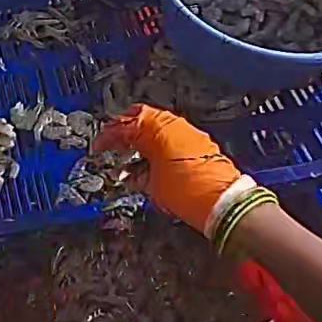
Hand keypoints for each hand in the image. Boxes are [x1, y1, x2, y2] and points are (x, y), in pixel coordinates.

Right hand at [92, 104, 241, 231]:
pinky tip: (151, 162)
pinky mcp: (199, 143)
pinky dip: (158, 146)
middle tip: (112, 143)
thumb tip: (131, 174)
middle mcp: (174, 125)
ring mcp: (188, 132)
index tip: (99, 145)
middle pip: (140, 119)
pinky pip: (172, 137)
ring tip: (129, 156)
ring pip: (157, 127)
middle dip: (124, 131)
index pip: (124, 127)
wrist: (222, 202)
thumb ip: (137, 174)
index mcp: (156, 128)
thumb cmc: (190, 191)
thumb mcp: (151, 184)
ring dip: (142, 138)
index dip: (107, 137)